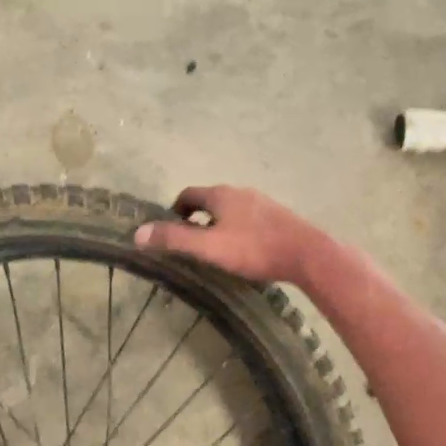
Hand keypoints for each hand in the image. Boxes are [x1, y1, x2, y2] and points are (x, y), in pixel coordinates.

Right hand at [133, 186, 325, 284]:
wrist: (307, 253)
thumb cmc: (253, 248)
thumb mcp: (208, 247)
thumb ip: (174, 239)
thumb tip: (138, 232)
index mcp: (220, 195)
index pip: (188, 194)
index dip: (175, 210)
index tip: (170, 230)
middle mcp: (240, 192)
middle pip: (210, 201)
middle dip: (196, 218)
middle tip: (190, 243)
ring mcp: (262, 203)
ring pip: (231, 210)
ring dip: (218, 224)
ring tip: (215, 249)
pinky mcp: (278, 217)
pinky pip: (249, 219)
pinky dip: (238, 230)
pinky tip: (243, 251)